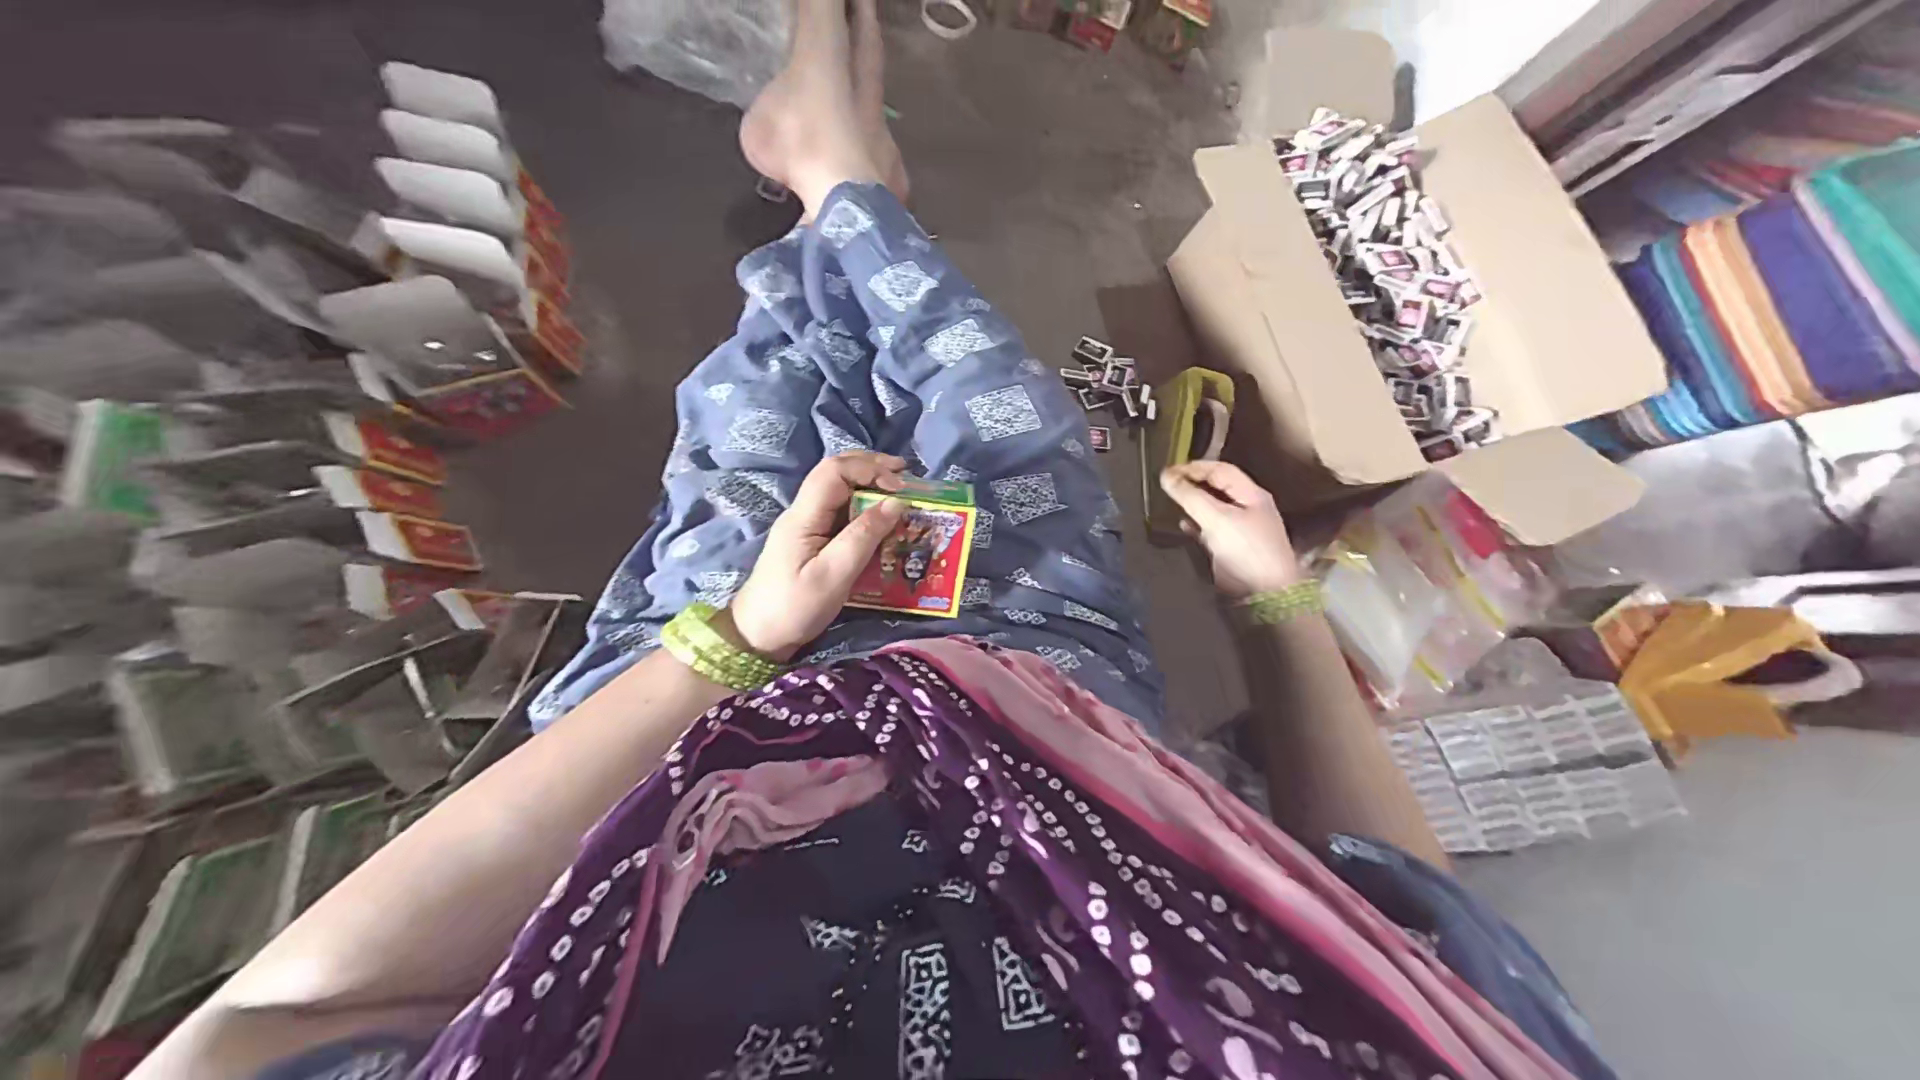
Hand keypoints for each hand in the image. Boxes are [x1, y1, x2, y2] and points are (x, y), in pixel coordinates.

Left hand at [727, 451, 908, 660]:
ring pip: (839, 490)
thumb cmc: (795, 608)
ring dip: (870, 485)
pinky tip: (883, 517)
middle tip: (907, 474)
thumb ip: (864, 536)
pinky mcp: (812, 540)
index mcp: (804, 516)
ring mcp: (806, 526)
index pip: (835, 471)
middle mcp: (804, 513)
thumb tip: (895, 502)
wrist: (757, 636)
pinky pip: (841, 512)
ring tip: (900, 491)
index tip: (901, 486)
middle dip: (872, 467)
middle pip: (836, 472)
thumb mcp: (834, 575)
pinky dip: (865, 507)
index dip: (870, 469)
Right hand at [1159, 461, 1300, 598]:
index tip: (1168, 470)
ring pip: (1212, 507)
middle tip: (1168, 483)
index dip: (1194, 467)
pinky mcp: (1231, 548)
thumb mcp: (1217, 519)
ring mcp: (1240, 529)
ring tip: (1171, 500)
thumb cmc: (1246, 550)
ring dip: (1192, 502)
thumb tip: (1166, 476)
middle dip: (1193, 482)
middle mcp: (1248, 508)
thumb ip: (1190, 496)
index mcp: (1251, 495)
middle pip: (1217, 487)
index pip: (1221, 470)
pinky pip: (1209, 529)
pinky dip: (1195, 524)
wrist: (1266, 593)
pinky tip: (1182, 525)